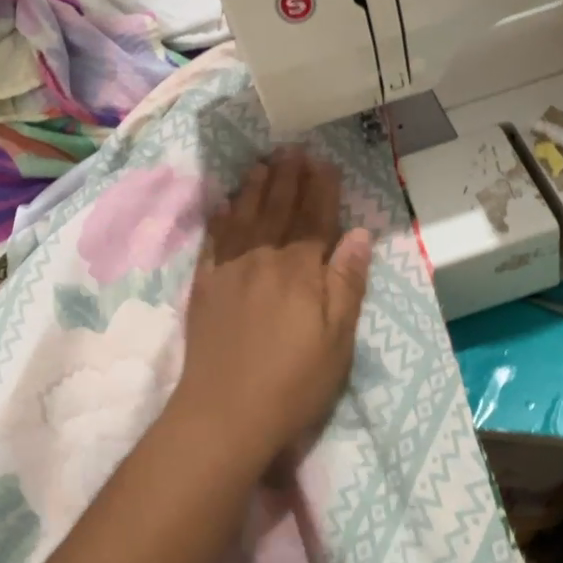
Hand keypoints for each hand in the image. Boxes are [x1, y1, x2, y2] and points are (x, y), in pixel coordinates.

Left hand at [170, 148, 373, 465]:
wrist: (224, 413)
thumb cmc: (293, 383)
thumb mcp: (337, 340)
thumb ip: (347, 283)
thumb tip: (359, 233)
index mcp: (301, 271)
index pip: (315, 219)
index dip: (321, 189)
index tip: (324, 161)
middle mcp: (264, 259)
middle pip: (279, 210)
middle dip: (288, 177)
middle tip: (293, 149)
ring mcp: (230, 270)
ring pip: (245, 218)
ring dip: (254, 188)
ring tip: (261, 163)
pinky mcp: (204, 287)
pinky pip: (213, 242)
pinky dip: (220, 219)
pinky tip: (223, 205)